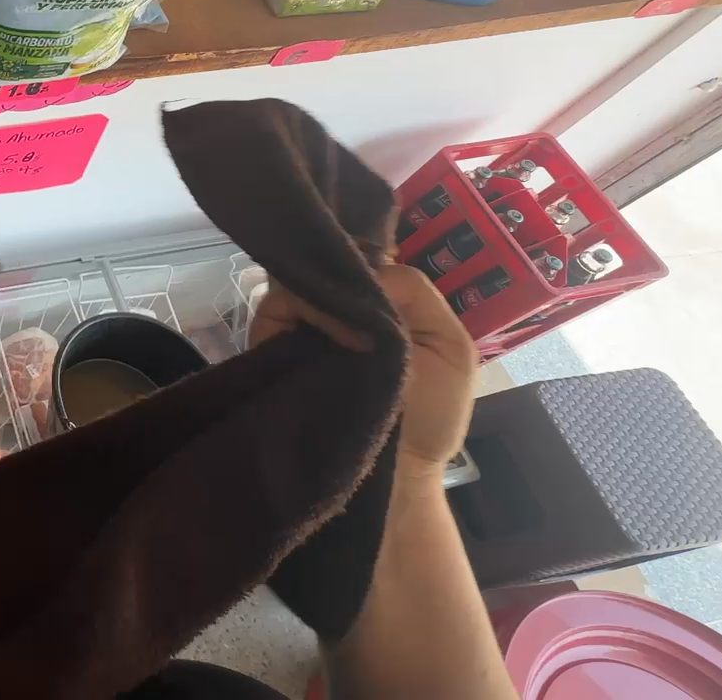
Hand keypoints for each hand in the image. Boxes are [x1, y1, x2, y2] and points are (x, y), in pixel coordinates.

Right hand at [248, 264, 476, 479]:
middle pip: (323, 260)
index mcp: (378, 301)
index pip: (358, 254)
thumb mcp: (450, 345)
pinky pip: (275, 304)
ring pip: (298, 278)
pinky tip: (317, 338)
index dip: (358, 251)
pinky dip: (295, 309)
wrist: (391, 471)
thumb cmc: (430, 414)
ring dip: (320, 297)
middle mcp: (336, 305)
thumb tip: (357, 272)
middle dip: (335, 272)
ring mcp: (302, 321)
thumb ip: (413, 291)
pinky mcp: (271, 339)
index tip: (364, 263)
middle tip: (352, 297)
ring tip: (342, 331)